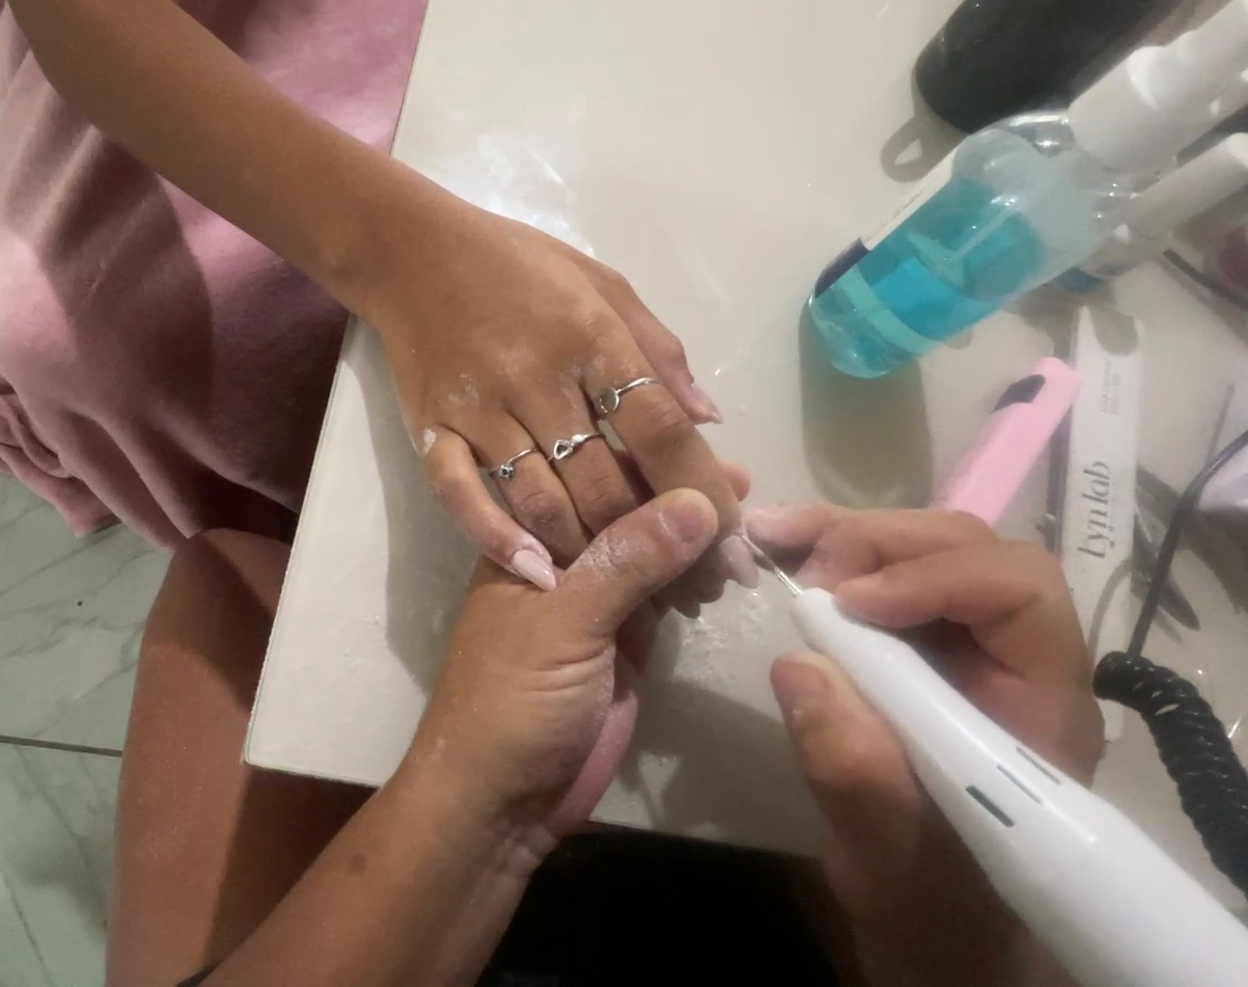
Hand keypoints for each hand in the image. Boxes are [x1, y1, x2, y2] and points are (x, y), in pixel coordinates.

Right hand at [354, 197, 739, 589]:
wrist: (414, 253)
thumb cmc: (518, 265)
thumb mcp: (603, 283)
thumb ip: (658, 349)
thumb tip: (709, 419)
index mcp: (590, 335)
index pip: (659, 426)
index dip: (700, 487)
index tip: (727, 535)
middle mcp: (536, 377)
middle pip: (604, 479)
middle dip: (651, 538)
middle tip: (685, 580)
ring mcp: (479, 408)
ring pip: (540, 500)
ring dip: (586, 550)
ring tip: (626, 582)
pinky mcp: (432, 428)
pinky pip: (460, 495)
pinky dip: (497, 538)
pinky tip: (537, 573)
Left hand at [399, 489, 720, 862]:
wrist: (501, 800)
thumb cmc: (511, 702)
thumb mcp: (563, 625)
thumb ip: (626, 563)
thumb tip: (697, 501)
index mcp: (527, 541)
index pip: (587, 481)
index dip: (643, 463)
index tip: (701, 446)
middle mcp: (562, 560)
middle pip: (626, 513)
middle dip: (679, 499)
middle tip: (742, 485)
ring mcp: (595, 600)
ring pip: (651, 553)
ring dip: (695, 540)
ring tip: (746, 520)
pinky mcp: (623, 639)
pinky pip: (663, 596)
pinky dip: (693, 581)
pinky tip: (725, 570)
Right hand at [749, 504, 1103, 986]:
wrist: (933, 917)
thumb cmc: (930, 900)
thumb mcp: (886, 854)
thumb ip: (853, 769)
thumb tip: (799, 664)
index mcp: (1036, 702)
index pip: (1019, 592)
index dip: (934, 577)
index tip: (848, 605)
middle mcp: (1009, 653)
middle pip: (965, 547)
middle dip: (876, 542)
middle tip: (801, 572)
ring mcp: (959, 638)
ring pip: (919, 544)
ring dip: (843, 533)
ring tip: (772, 538)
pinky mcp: (913, 637)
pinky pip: (877, 568)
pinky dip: (825, 549)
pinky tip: (778, 548)